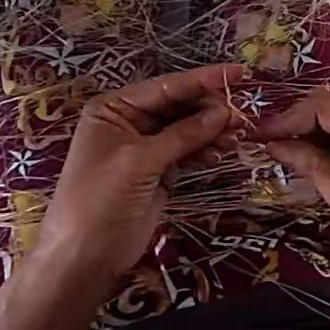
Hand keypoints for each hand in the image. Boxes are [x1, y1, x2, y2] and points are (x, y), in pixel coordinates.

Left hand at [37, 64, 241, 295]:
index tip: (237, 72)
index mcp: (113, 108)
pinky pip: (186, 151)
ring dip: (211, 129)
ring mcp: (144, 147)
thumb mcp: (140, 162)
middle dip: (209, 107)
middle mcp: (128, 121)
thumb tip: (223, 111)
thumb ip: (182, 135)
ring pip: (185, 129)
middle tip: (243, 113)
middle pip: (176, 105)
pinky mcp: (157, 171)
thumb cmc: (101, 199)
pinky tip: (223, 149)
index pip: (163, 87)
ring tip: (239, 133)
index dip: (201, 80)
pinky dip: (204, 149)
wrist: (85, 257)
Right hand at [254, 89, 329, 296]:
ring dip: (310, 133)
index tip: (255, 137)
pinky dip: (328, 141)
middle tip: (264, 145)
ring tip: (281, 153)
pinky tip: (309, 158)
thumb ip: (309, 163)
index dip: (284, 120)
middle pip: (327, 105)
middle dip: (294, 124)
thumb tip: (272, 144)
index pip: (319, 106)